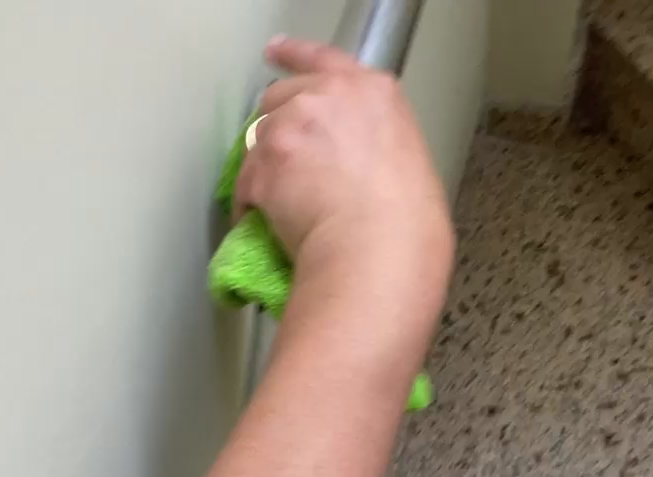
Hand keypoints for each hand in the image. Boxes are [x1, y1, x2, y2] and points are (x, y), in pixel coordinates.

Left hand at [234, 37, 453, 320]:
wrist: (379, 249)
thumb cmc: (407, 222)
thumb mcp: (406, 158)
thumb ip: (373, 140)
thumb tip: (356, 162)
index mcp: (371, 92)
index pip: (323, 60)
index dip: (294, 56)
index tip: (275, 53)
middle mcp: (326, 98)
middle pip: (282, 98)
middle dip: (280, 126)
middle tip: (287, 163)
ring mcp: (291, 129)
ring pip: (259, 140)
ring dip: (265, 167)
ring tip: (279, 204)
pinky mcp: (265, 166)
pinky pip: (245, 184)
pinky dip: (250, 204)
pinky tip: (263, 224)